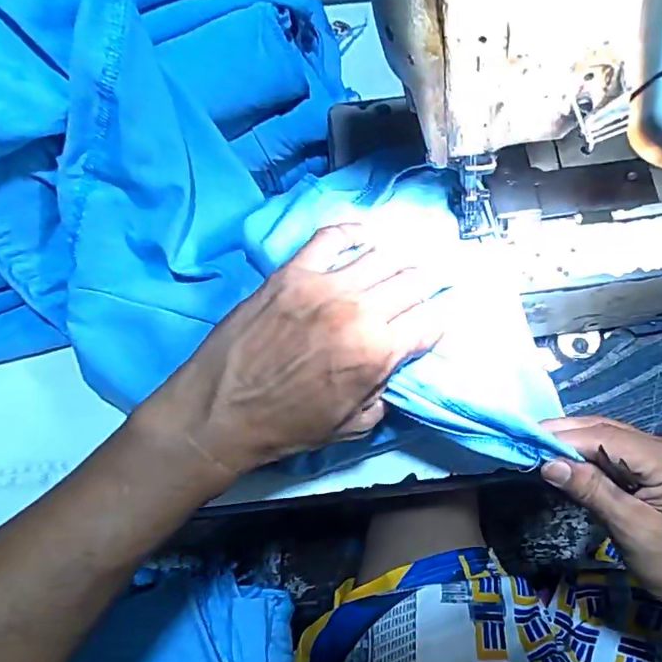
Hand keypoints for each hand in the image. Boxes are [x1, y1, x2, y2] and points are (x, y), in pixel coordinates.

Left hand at [142, 224, 447, 479]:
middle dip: (427, 285)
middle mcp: (359, 312)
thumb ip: (381, 392)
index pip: (429, 322)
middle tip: (428, 285)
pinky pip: (331, 238)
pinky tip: (363, 237)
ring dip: (398, 260)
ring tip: (399, 263)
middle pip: (412, 282)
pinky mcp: (292, 273)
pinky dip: (352, 233)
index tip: (439, 317)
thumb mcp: (351, 425)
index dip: (440, 319)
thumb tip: (389, 368)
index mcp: (377, 353)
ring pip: (380, 256)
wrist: (221, 412)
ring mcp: (324, 286)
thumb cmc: (288, 427)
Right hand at [539, 418, 661, 618]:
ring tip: (539, 444)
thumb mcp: (630, 529)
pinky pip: (619, 452)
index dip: (568, 437)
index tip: (531, 440)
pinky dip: (590, 454)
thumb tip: (549, 464)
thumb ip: (592, 491)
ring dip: (576, 442)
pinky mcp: (658, 467)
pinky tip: (567, 457)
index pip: (610, 438)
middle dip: (568, 434)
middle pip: (611, 431)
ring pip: (612, 438)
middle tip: (528, 438)